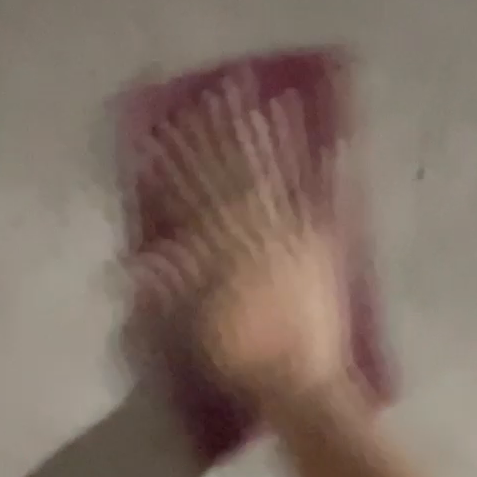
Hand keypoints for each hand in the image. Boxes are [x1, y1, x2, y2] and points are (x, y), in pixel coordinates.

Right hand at [128, 78, 350, 406]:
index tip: (168, 127)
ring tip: (272, 100)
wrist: (302, 384)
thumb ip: (172, 287)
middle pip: (237, 176)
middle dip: (224, 133)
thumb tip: (139, 258)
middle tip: (220, 91)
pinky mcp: (327, 249)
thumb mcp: (194, 328)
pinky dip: (334, 171)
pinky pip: (331, 204)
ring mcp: (298, 239)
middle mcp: (261, 236)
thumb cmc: (241, 360)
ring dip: (275, 138)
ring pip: (282, 179)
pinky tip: (337, 141)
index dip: (180, 162)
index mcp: (225, 254)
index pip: (195, 198)